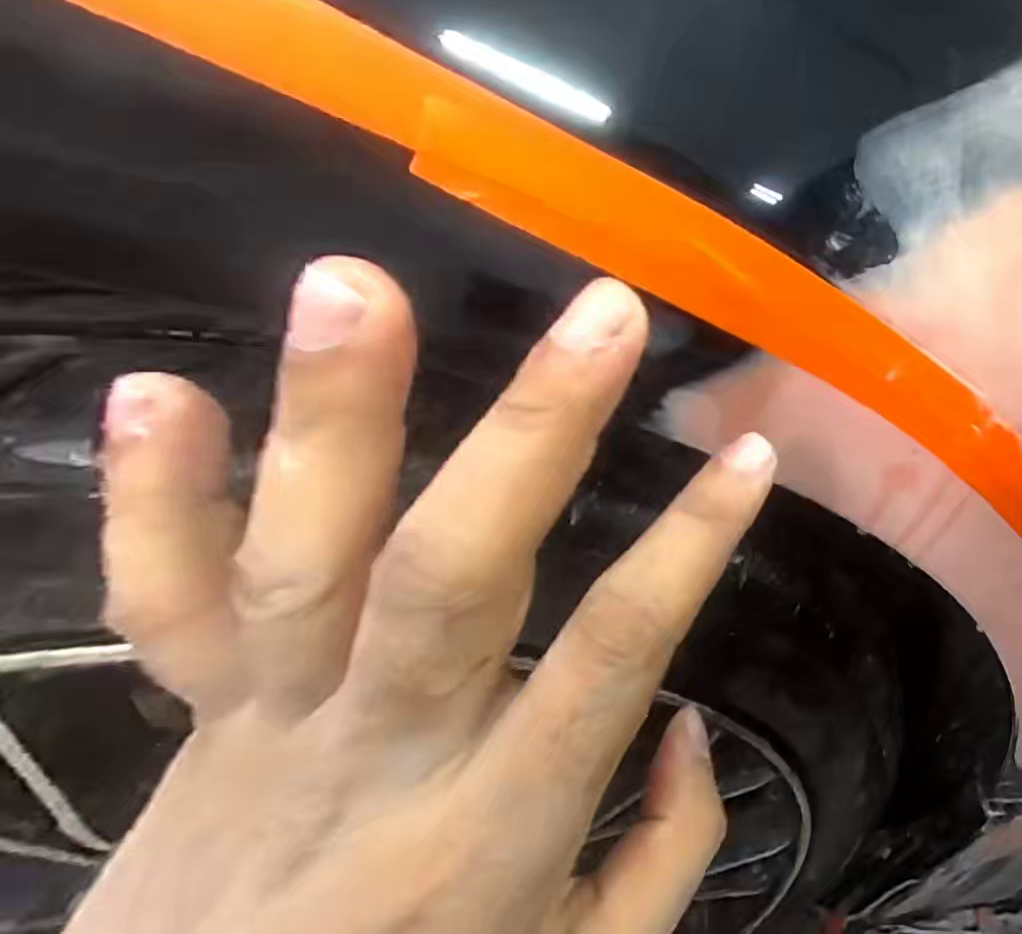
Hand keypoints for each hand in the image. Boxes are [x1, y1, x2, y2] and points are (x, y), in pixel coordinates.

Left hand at [75, 257, 775, 933]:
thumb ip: (670, 851)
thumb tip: (689, 725)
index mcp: (497, 823)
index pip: (615, 646)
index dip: (693, 540)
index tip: (754, 451)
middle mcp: (375, 754)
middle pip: (456, 569)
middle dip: (541, 426)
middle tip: (606, 315)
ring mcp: (259, 730)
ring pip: (298, 558)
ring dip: (336, 411)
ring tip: (360, 281)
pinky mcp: (178, 724)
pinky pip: (156, 606)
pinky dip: (156, 498)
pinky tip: (162, 389)